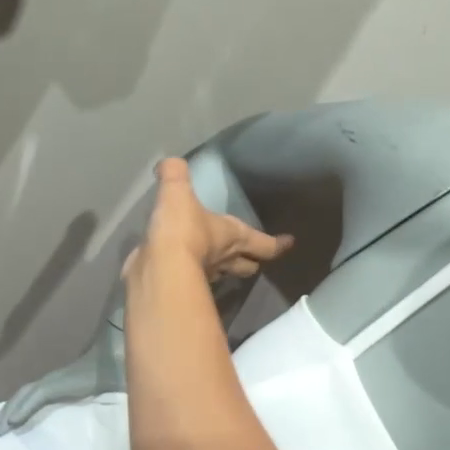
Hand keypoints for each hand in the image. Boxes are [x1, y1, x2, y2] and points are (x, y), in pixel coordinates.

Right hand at [125, 158, 292, 288]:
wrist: (160, 267)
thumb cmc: (182, 229)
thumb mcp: (177, 192)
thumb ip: (175, 173)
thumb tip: (169, 163)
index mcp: (234, 236)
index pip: (265, 244)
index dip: (278, 244)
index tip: (289, 242)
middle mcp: (225, 259)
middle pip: (247, 266)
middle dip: (251, 262)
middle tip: (252, 257)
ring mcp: (203, 276)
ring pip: (222, 275)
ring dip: (223, 270)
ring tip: (217, 262)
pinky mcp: (180, 286)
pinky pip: (193, 278)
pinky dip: (192, 273)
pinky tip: (183, 266)